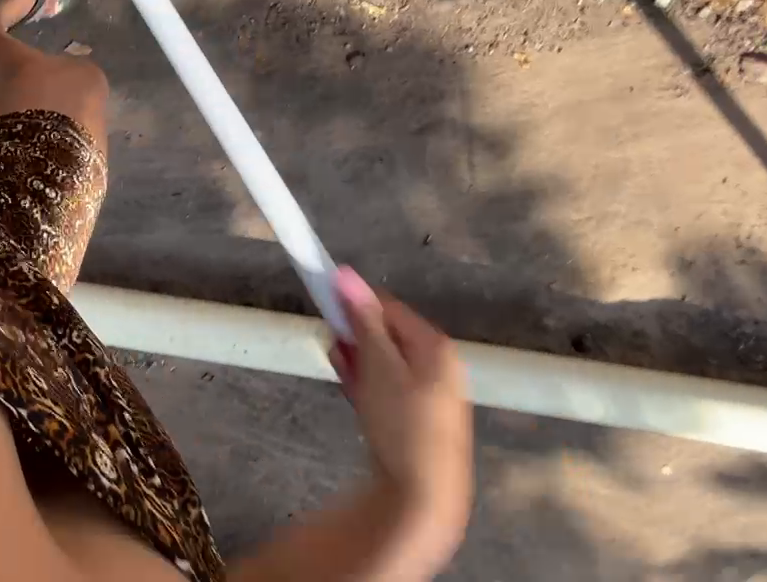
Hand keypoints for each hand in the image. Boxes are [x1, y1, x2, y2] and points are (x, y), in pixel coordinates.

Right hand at [330, 268, 472, 569]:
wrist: (424, 493)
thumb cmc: (402, 424)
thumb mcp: (378, 365)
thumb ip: (363, 319)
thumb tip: (345, 273)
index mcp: (434, 345)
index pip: (384, 305)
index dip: (354, 309)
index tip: (329, 318)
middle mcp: (438, 361)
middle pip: (382, 331)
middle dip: (354, 341)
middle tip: (341, 358)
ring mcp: (430, 387)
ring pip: (380, 358)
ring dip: (357, 364)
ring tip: (350, 384)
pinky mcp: (418, 410)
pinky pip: (385, 382)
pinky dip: (367, 384)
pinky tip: (359, 400)